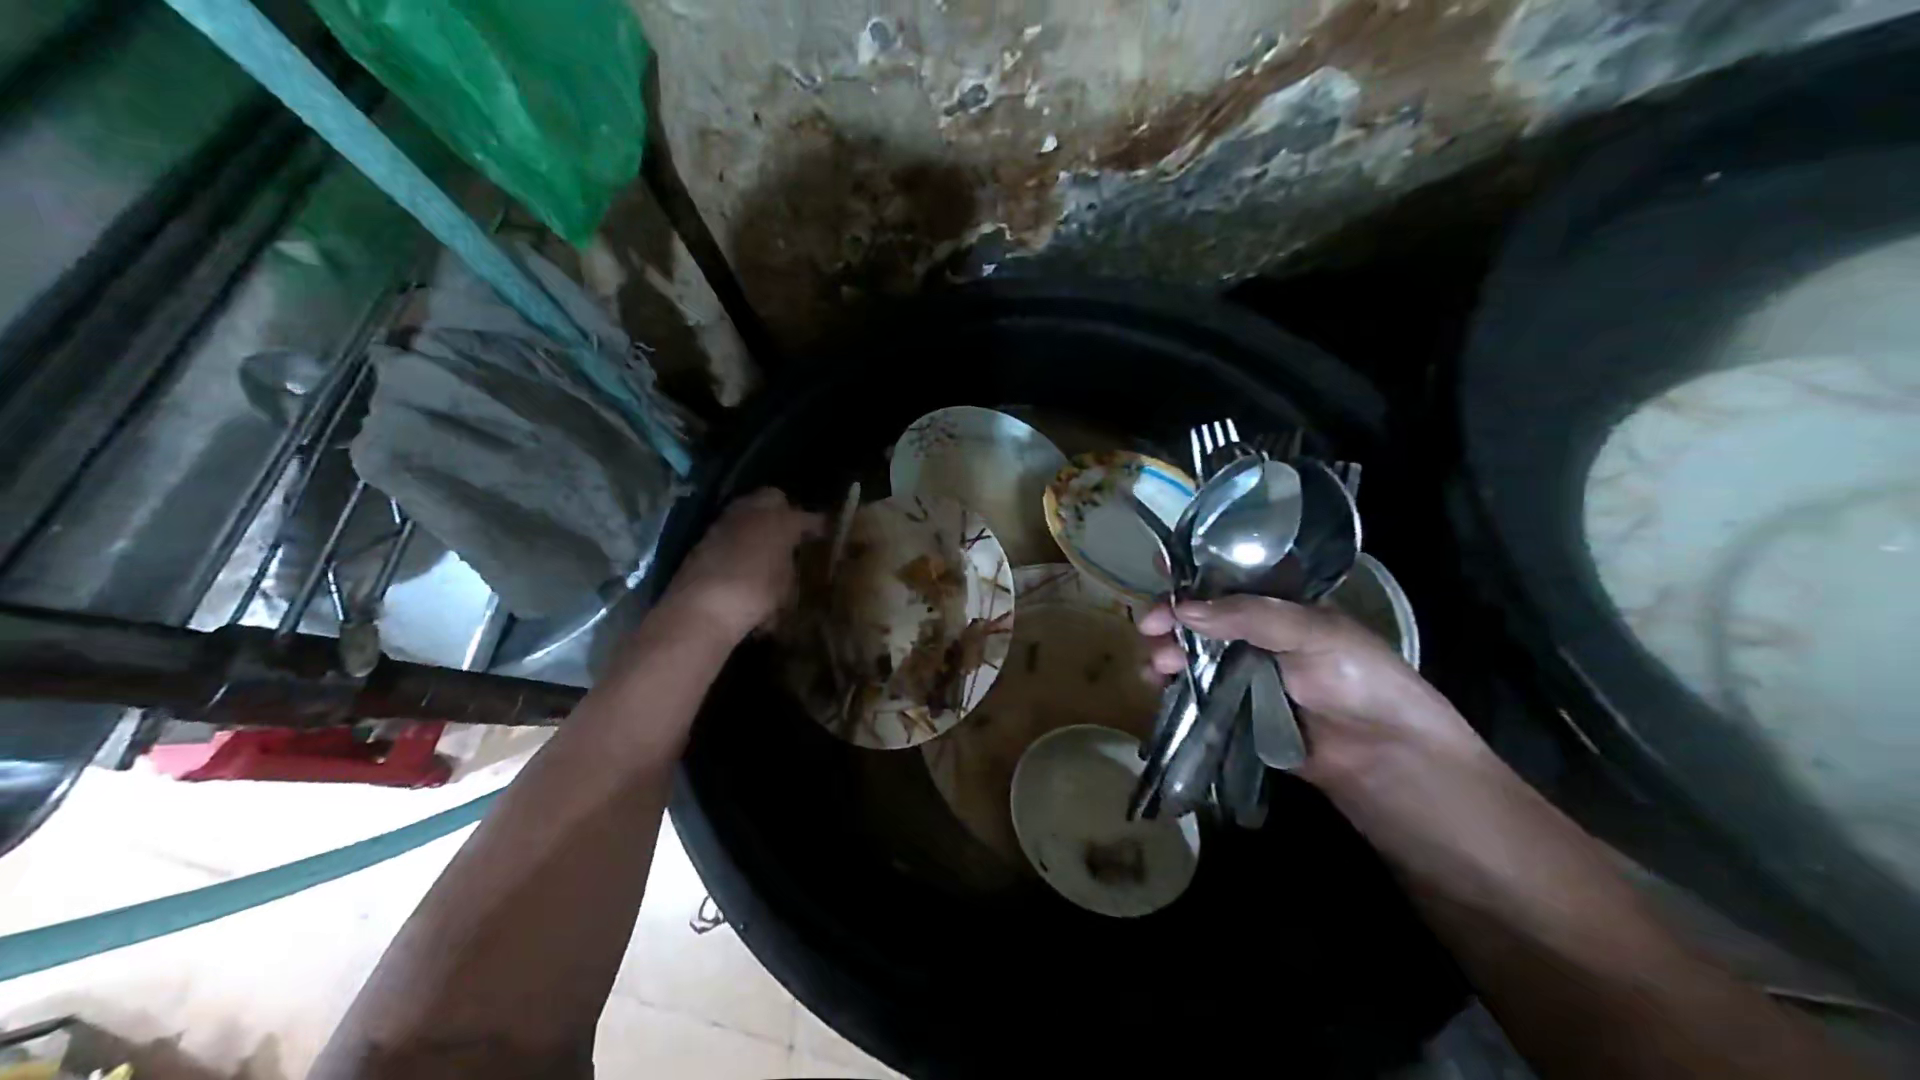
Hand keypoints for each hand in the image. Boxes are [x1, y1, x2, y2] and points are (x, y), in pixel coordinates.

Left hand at [662, 489, 821, 641]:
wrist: (700, 609)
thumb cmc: (756, 596)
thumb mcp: (786, 587)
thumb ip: (790, 567)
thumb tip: (789, 563)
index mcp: (782, 521)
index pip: (809, 518)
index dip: (820, 526)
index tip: (827, 533)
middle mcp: (753, 512)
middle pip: (774, 498)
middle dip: (785, 511)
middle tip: (792, 533)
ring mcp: (725, 522)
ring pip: (748, 510)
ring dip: (759, 523)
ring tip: (767, 546)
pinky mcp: (705, 537)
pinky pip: (731, 529)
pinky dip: (740, 538)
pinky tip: (744, 560)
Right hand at [1138, 595, 1485, 786]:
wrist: (1385, 756)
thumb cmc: (1359, 679)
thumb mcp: (1312, 631)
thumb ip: (1249, 615)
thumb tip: (1183, 609)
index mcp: (1280, 605)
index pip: (1228, 579)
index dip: (1193, 573)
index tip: (1159, 569)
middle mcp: (1258, 635)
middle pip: (1200, 617)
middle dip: (1171, 618)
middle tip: (1150, 628)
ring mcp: (1245, 673)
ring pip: (1192, 653)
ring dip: (1167, 651)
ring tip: (1158, 666)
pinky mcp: (1235, 710)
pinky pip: (1196, 690)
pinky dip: (1172, 685)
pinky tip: (1159, 686)